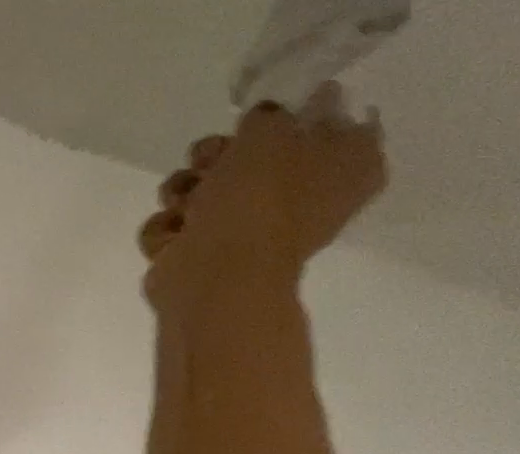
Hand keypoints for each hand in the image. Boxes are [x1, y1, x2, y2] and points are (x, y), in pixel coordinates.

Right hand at [140, 83, 386, 308]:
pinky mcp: (207, 254)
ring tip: (181, 201)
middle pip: (258, 156)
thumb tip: (275, 111)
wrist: (216, 276)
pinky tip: (173, 234)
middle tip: (209, 158)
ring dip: (185, 189)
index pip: (334, 122)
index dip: (297, 113)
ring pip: (209, 189)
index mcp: (349, 165)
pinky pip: (180, 227)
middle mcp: (305, 197)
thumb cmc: (257, 200)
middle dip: (220, 153)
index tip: (266, 114)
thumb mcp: (271, 132)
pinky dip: (170, 229)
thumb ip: (272, 113)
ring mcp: (252, 230)